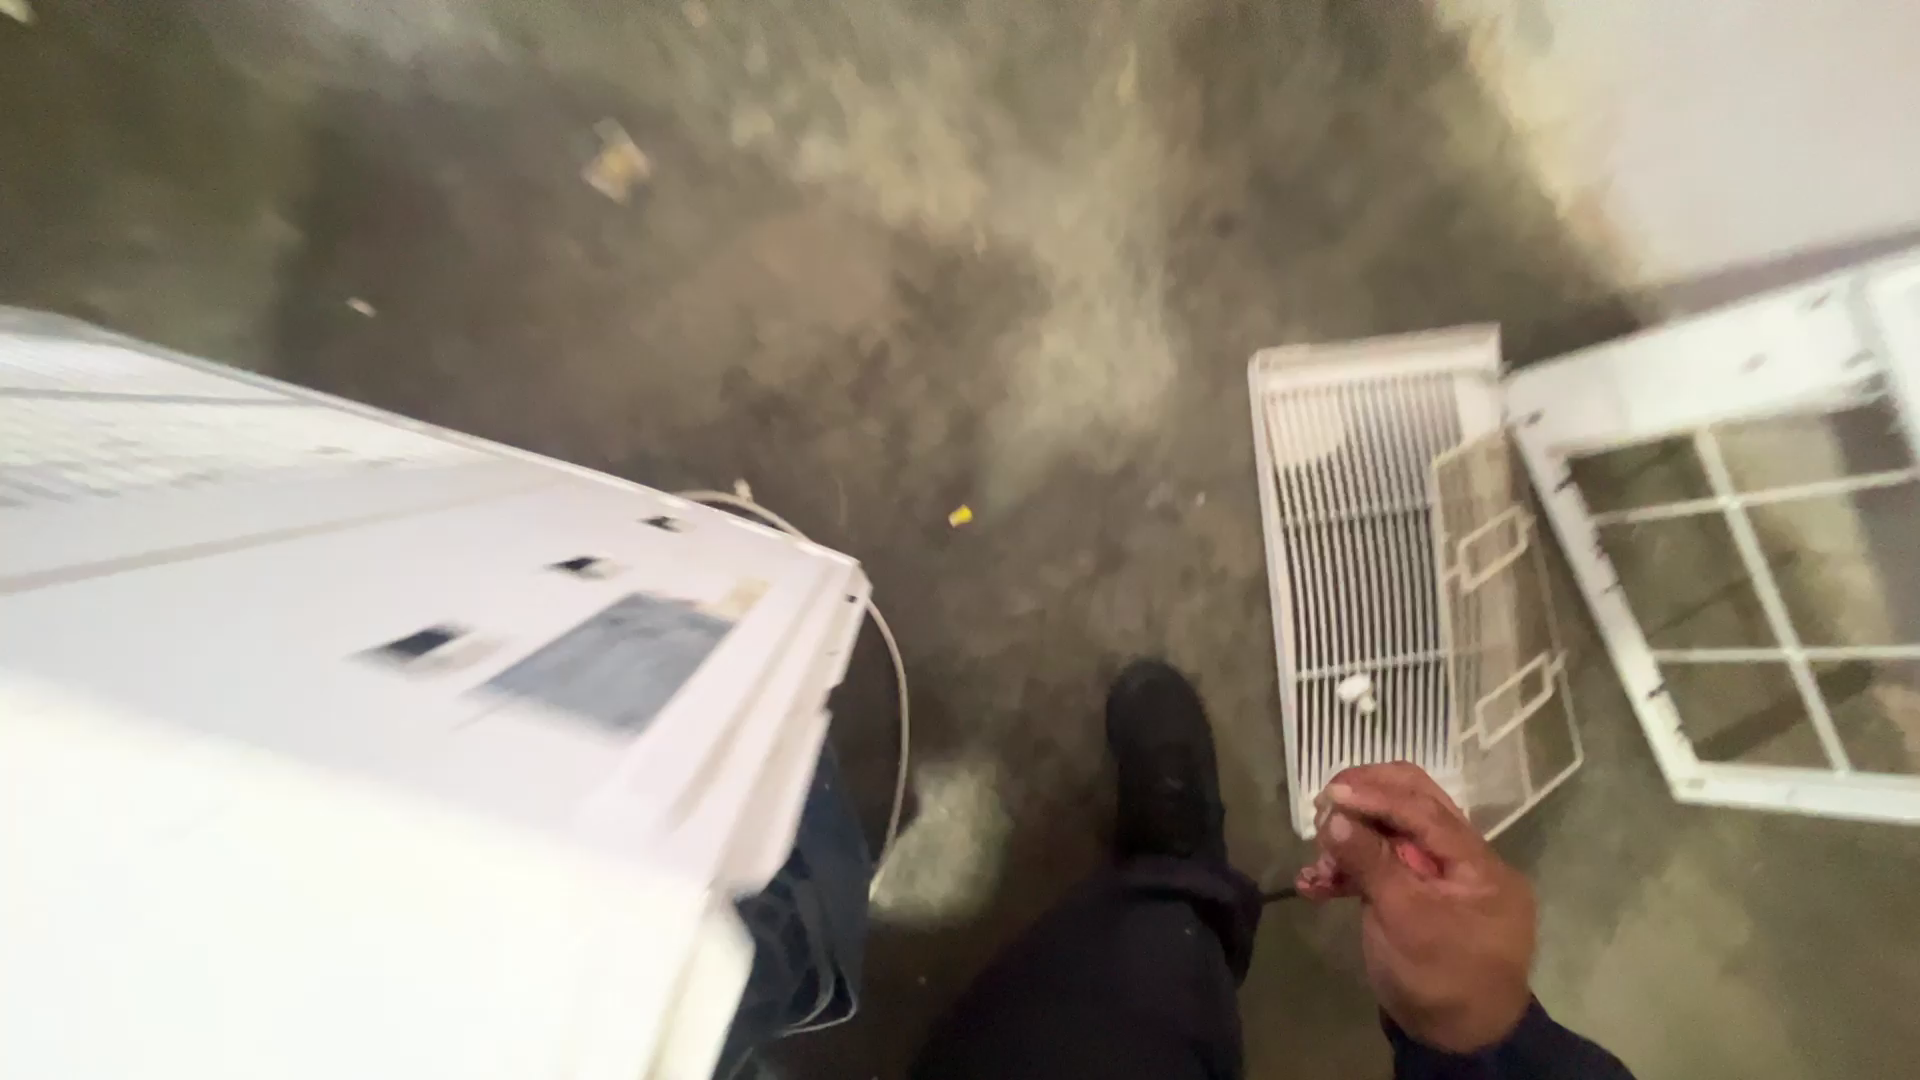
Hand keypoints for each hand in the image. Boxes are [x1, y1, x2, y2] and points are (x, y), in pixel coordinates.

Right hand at [1294, 763, 1535, 1053]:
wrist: (1454, 1041)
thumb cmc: (1440, 979)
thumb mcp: (1405, 920)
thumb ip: (1370, 862)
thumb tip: (1333, 814)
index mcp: (1479, 864)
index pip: (1425, 810)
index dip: (1376, 796)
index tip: (1331, 793)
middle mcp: (1462, 857)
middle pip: (1410, 801)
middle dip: (1362, 802)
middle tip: (1324, 808)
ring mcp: (1436, 870)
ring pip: (1387, 827)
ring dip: (1348, 838)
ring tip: (1319, 864)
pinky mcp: (1410, 886)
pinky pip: (1375, 858)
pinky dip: (1345, 865)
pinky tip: (1315, 884)